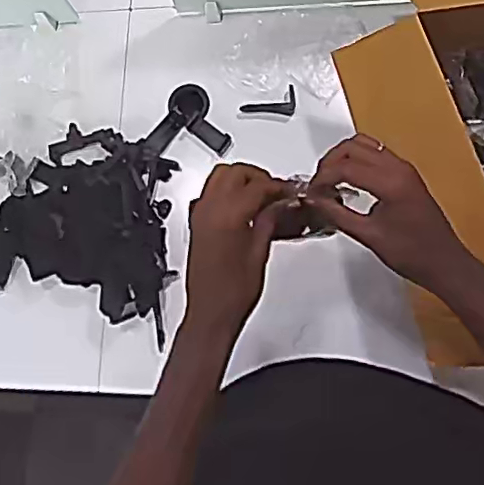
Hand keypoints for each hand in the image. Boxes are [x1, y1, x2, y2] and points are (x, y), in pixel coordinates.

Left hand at [182, 164, 292, 342]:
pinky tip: (243, 205)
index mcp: (227, 216)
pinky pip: (210, 192)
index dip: (277, 186)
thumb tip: (277, 204)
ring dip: (240, 179)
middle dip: (257, 177)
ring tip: (261, 195)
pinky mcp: (195, 221)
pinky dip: (227, 190)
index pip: (256, 185)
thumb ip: (268, 221)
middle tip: (276, 191)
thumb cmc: (231, 293)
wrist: (210, 312)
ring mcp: (199, 214)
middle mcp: (209, 210)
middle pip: (235, 172)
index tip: (288, 191)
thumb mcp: (259, 253)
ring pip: (219, 177)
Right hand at [306, 134, 468, 287]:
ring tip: (329, 178)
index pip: (346, 167)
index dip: (323, 177)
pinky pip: (375, 152)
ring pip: (364, 144)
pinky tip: (348, 178)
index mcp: (392, 183)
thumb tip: (314, 199)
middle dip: (330, 162)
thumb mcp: (369, 236)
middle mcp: (399, 169)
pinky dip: (356, 158)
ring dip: (342, 156)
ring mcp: (404, 169)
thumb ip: (337, 214)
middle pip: (352, 147)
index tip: (312, 191)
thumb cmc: (414, 254)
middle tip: (317, 183)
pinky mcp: (405, 173)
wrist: (445, 264)